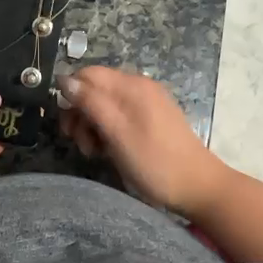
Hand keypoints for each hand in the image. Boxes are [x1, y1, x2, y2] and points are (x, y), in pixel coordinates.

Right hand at [62, 66, 234, 218]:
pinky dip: (109, 131)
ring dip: (93, 126)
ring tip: (95, 152)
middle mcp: (139, 87)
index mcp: (131, 85)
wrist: (198, 188)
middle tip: (82, 144)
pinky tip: (110, 151)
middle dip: (81, 115)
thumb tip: (64, 80)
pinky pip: (121, 116)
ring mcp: (148, 103)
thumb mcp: (117, 133)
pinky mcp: (152, 119)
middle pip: (95, 89)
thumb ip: (90, 103)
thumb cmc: (154, 161)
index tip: (68, 127)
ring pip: (105, 105)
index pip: (87, 74)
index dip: (71, 96)